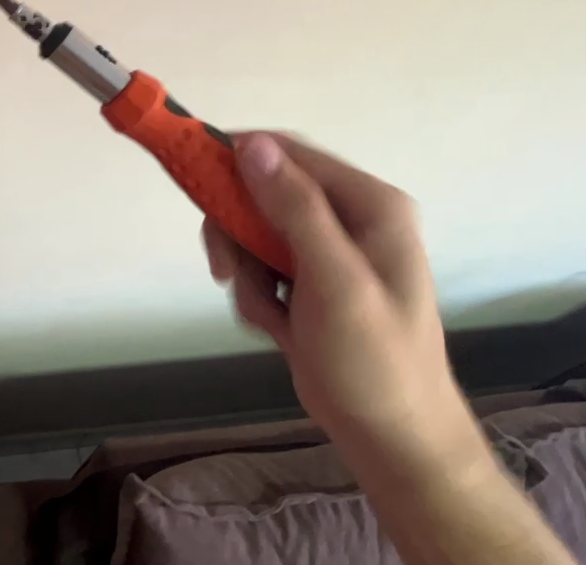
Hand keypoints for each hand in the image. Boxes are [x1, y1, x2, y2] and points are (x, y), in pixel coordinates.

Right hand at [205, 134, 489, 482]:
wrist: (391, 439)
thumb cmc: (373, 361)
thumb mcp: (335, 281)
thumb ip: (295, 209)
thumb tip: (251, 145)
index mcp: (369, 204)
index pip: (288, 153)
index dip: (236, 159)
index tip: (194, 181)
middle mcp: (348, 217)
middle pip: (260, 192)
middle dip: (238, 235)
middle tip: (225, 271)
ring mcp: (326, 248)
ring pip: (251, 230)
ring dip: (245, 272)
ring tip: (268, 312)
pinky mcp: (307, 278)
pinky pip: (256, 262)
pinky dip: (254, 292)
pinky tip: (278, 325)